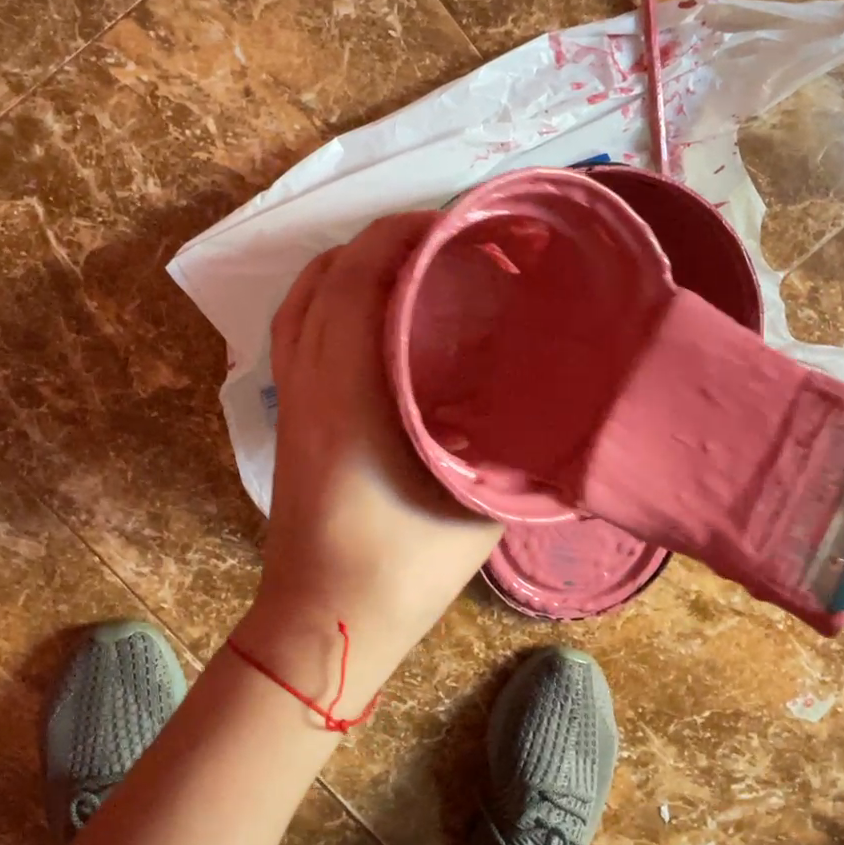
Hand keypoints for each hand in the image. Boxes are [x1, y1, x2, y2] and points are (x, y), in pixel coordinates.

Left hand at [235, 212, 503, 714]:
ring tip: (408, 262)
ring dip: (351, 261)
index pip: (361, 277)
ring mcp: (289, 390)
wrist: (321, 619)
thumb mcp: (478, 504)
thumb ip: (515, 446)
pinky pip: (295, 324)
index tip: (457, 225)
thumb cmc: (399, 567)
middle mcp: (308, 375)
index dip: (403, 234)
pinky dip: (326, 294)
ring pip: (304, 294)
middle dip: (384, 239)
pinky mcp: (285, 408)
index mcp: (349, 389)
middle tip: (447, 242)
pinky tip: (369, 311)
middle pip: (328, 272)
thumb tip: (558, 401)